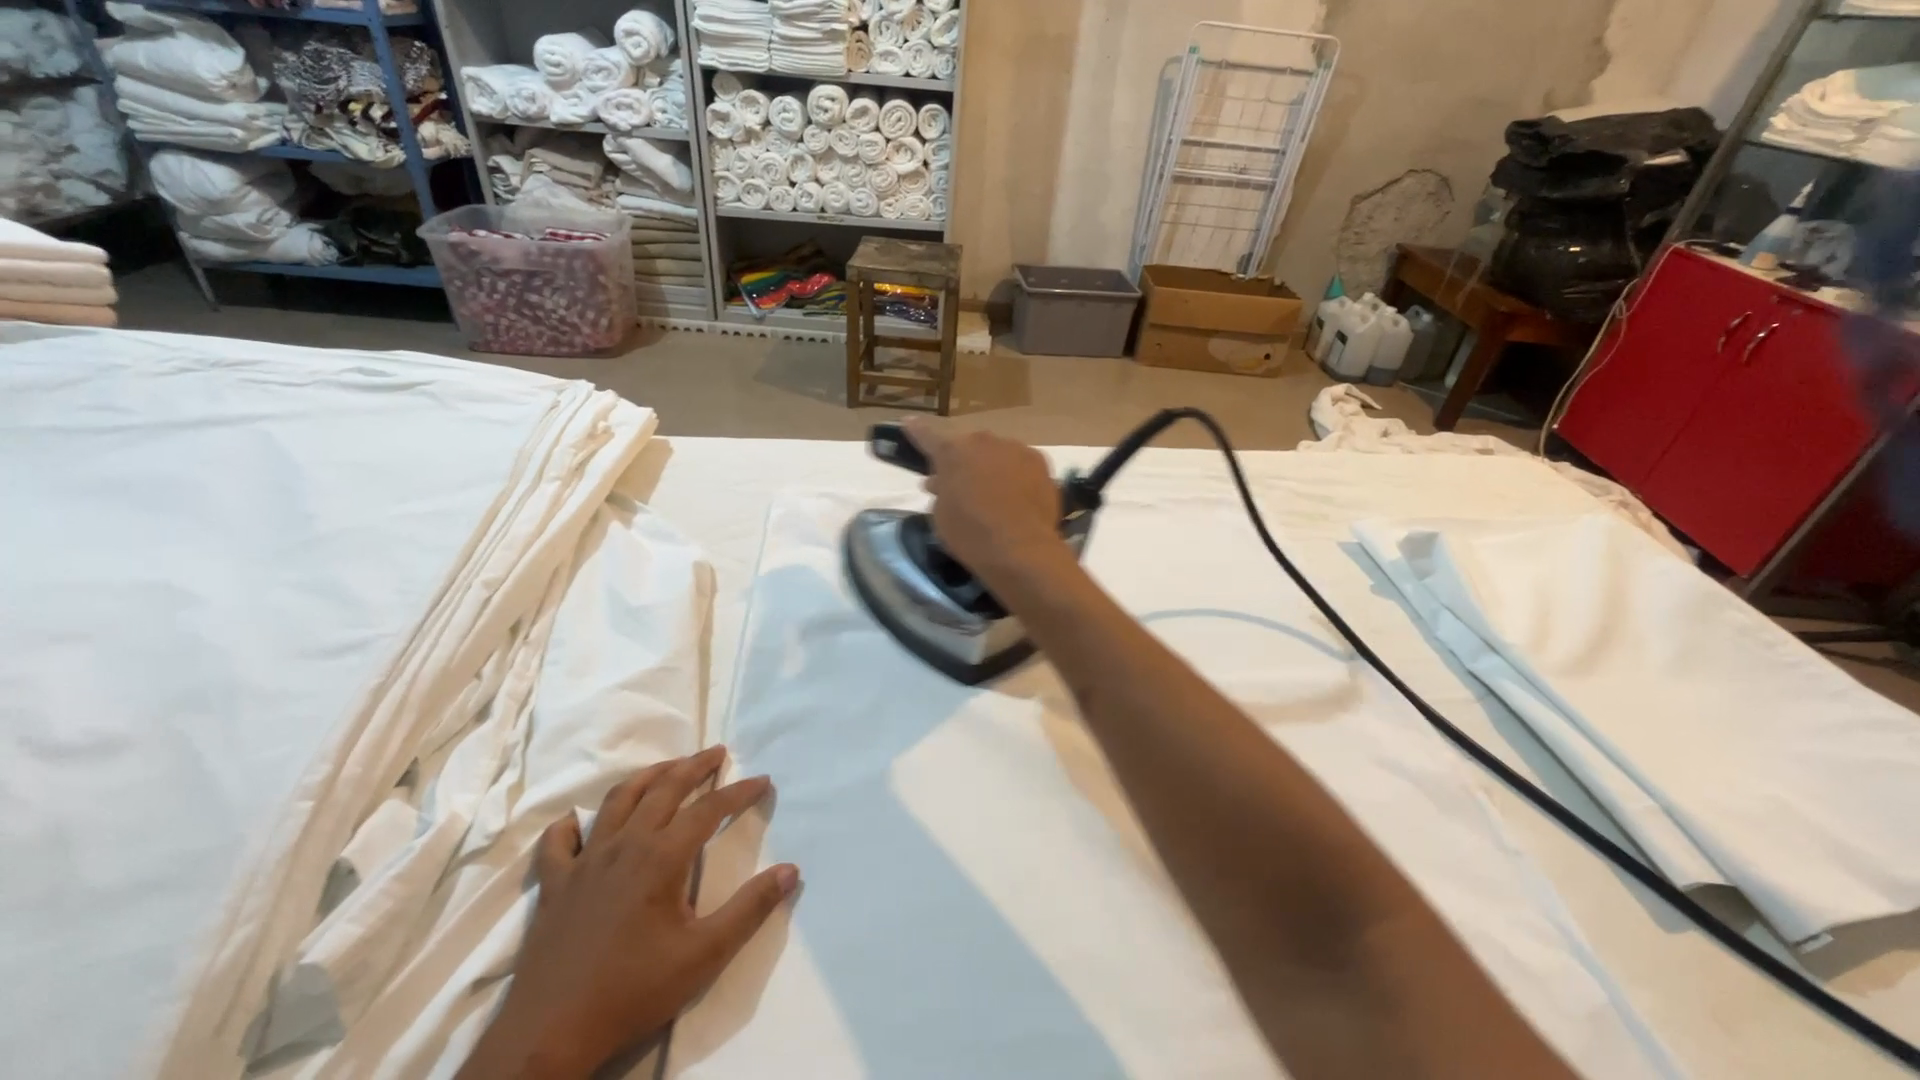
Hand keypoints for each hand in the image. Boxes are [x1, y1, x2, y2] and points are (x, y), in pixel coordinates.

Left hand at [459, 746, 798, 1079]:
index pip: (708, 810)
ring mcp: (583, 863)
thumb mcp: (705, 954)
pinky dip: (572, 824)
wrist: (554, 1029)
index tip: (762, 780)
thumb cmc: (636, 990)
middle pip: (662, 790)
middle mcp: (623, 846)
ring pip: (616, 802)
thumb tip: (789, 870)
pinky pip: (559, 842)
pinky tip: (578, 822)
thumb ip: (750, 908)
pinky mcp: (555, 885)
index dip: (738, 792)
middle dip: (693, 767)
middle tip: (716, 753)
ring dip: (645, 778)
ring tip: (665, 769)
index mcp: (661, 858)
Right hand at [901, 418, 1074, 593]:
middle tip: (959, 482)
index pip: (927, 434)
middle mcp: (983, 441)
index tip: (909, 423)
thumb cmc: (969, 533)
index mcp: (951, 451)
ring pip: (997, 453)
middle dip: (962, 460)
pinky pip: (1021, 465)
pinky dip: (1016, 476)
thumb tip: (941, 482)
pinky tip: (1017, 497)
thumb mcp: (940, 514)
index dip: (917, 430)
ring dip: (991, 467)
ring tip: (993, 493)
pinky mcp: (1040, 462)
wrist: (1020, 548)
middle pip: (968, 446)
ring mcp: (1015, 448)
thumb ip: (940, 490)